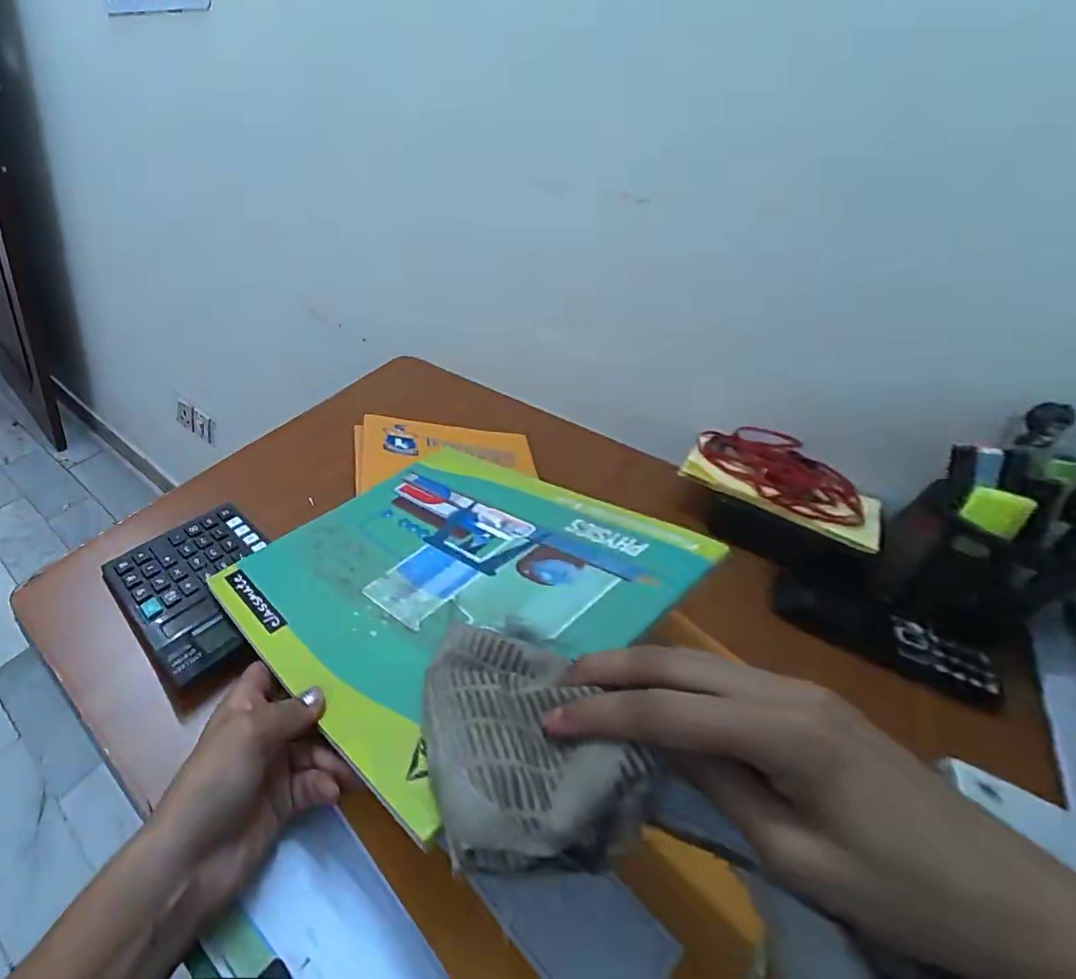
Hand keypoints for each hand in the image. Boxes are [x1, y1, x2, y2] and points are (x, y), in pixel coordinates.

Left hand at [151, 662, 357, 915]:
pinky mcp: (284, 802)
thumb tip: (319, 692)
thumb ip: (287, 713)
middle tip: (367, 722)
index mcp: (243, 707)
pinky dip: (324, 786)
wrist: (199, 853)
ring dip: (332, 759)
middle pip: (299, 715)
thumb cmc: (218, 777)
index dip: (292, 668)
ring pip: (312, 752)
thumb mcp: (249, 733)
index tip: (333, 661)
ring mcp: (272, 768)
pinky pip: (312, 785)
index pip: (267, 675)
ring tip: (352, 773)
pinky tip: (331, 792)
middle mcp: (258, 732)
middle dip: (329, 718)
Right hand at [544, 646, 1075, 978]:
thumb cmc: (909, 895)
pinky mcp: (810, 703)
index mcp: (787, 733)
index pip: (664, 710)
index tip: (546, 722)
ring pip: (692, 659)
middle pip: (672, 663)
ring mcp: (803, 691)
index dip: (598, 714)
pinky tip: (647, 694)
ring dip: (632, 667)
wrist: (1034, 913)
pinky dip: (667, 679)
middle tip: (552, 685)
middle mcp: (789, 693)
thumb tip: (652, 742)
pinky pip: (718, 676)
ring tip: (584, 684)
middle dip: (604, 669)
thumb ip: (716, 785)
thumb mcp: (796, 857)